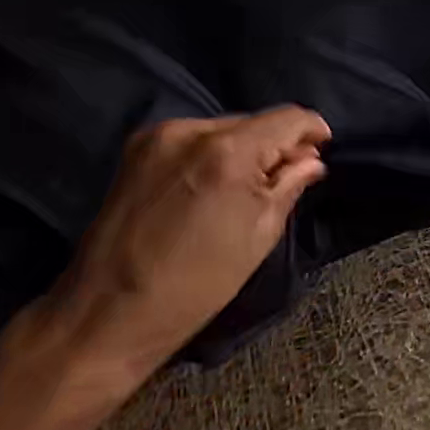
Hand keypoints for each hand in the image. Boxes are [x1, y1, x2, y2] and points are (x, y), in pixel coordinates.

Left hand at [0, 107, 330, 429]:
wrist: (106, 312)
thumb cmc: (195, 287)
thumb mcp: (257, 238)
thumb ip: (287, 186)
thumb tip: (310, 159)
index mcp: (228, 152)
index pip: (286, 118)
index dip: (311, 128)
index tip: (322, 145)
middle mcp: (192, 129)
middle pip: (253, 120)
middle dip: (276, 142)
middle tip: (287, 174)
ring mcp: (160, 134)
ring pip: (222, 127)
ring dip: (243, 147)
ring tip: (246, 185)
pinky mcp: (138, 146)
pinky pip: (192, 137)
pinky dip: (211, 152)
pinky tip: (210, 184)